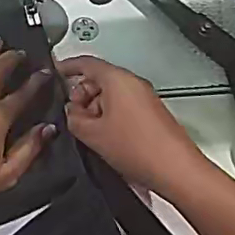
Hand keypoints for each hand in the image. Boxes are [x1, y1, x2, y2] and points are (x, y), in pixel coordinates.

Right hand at [61, 55, 216, 197]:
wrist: (177, 171)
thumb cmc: (142, 149)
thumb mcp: (91, 134)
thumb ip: (73, 117)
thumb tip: (71, 112)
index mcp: (118, 79)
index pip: (86, 63)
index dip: (68, 66)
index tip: (58, 71)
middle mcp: (134, 83)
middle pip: (99, 78)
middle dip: (81, 93)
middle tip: (72, 112)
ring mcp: (145, 98)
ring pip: (112, 93)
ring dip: (96, 107)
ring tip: (90, 131)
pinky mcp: (152, 113)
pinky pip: (125, 106)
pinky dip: (111, 116)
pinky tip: (107, 138)